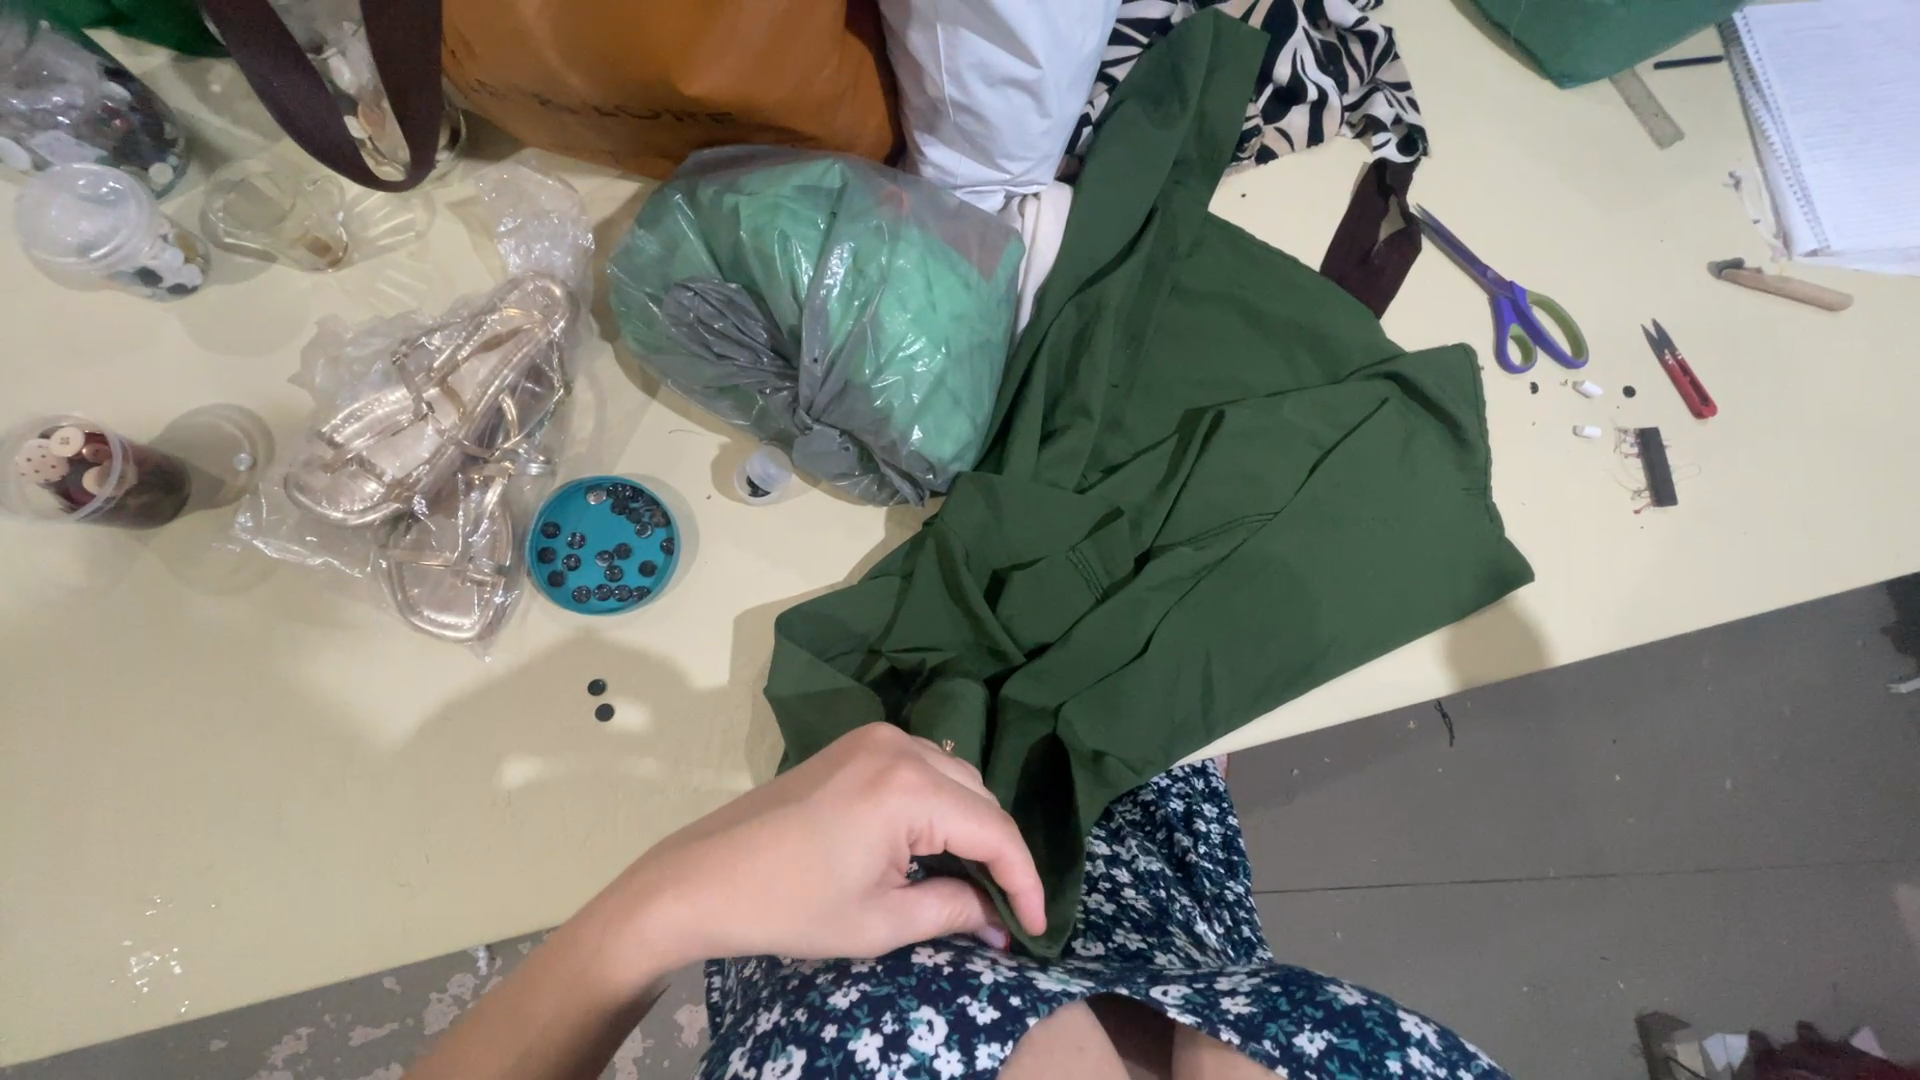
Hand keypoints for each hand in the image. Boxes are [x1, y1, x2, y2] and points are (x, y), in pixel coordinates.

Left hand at [590, 722, 1047, 972]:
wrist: (704, 875)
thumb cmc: (790, 906)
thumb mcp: (879, 922)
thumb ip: (952, 910)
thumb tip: (1000, 920)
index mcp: (908, 788)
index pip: (994, 830)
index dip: (1024, 880)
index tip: (1036, 927)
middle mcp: (901, 746)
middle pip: (980, 795)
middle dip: (998, 850)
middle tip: (1001, 908)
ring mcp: (876, 737)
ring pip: (955, 775)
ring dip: (971, 822)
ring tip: (968, 877)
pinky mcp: (857, 742)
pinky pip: (924, 764)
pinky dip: (940, 800)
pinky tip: (931, 839)